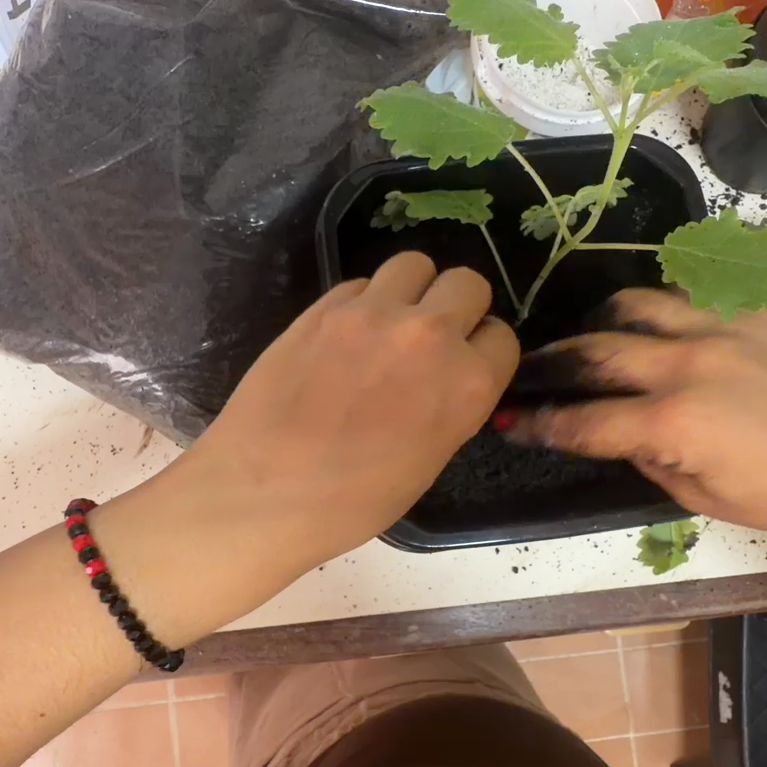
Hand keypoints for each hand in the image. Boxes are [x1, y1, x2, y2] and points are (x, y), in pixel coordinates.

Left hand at [181, 251, 518, 570]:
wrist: (264, 492)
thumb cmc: (352, 502)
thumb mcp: (427, 462)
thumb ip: (449, 406)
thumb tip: (442, 380)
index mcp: (468, 384)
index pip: (502, 338)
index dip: (484, 353)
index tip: (465, 366)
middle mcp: (428, 335)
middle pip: (467, 284)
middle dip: (458, 308)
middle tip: (431, 340)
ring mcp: (372, 313)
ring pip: (414, 265)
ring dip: (413, 290)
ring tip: (391, 325)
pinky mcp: (323, 307)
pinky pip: (360, 283)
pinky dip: (364, 302)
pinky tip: (346, 337)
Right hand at [498, 289, 766, 557]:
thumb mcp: (705, 499)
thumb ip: (651, 459)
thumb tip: (625, 434)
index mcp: (674, 422)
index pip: (583, 420)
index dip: (538, 424)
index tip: (509, 421)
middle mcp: (688, 363)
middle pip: (595, 351)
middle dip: (549, 365)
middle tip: (525, 372)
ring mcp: (723, 330)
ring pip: (637, 306)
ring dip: (598, 322)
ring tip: (587, 339)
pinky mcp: (756, 316)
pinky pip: (687, 300)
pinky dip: (656, 313)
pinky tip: (655, 331)